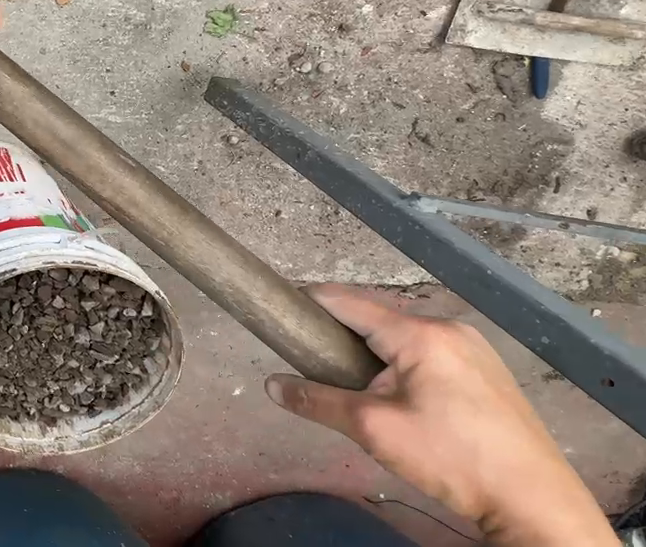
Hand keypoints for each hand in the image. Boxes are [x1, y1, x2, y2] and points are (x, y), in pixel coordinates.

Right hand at [267, 286, 617, 546]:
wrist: (539, 510)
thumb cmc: (452, 459)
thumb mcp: (371, 429)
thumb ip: (316, 400)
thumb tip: (272, 385)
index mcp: (421, 334)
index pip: (344, 301)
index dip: (305, 306)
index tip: (281, 322)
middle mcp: (450, 330)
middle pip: (373, 319)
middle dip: (342, 340)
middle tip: (325, 373)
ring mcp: (476, 350)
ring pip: (401, 338)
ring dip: (374, 356)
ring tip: (363, 391)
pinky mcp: (490, 372)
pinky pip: (428, 353)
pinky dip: (403, 366)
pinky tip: (403, 399)